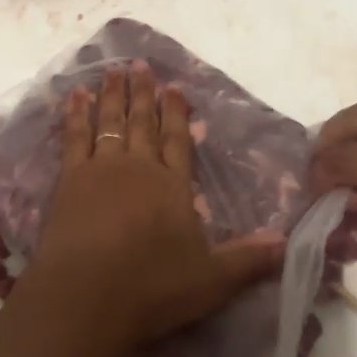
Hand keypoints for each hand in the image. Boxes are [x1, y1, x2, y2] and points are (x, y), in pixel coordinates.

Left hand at [0, 63, 284, 356]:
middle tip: (140, 64)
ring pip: (110, 122)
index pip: (178, 141)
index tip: (174, 86)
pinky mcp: (69, 178)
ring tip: (113, 70)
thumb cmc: (152, 287)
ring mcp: (101, 168)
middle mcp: (139, 167)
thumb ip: (247, 259)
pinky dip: (76, 114)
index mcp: (173, 186)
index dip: (177, 113)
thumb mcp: (211, 280)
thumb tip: (287, 243)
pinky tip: (75, 95)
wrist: (86, 292)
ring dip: (112, 95)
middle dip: (144, 93)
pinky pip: (74, 136)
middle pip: (143, 123)